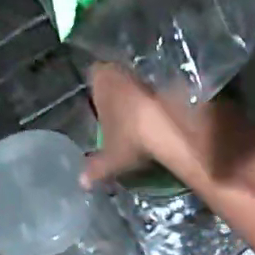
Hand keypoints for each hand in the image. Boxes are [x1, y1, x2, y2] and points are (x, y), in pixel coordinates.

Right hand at [80, 63, 254, 194]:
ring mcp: (164, 62)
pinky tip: (182, 112)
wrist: (189, 127)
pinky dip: (179, 92)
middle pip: (126, 71)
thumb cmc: (142, 139)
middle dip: (129, 87)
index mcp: (106, 77)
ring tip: (156, 113)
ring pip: (153, 71)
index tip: (110, 110)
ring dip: (154, 87)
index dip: (103, 94)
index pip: (97, 76)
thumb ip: (99, 168)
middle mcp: (133, 60)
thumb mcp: (116, 160)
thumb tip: (81, 182)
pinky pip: (178, 77)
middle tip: (132, 112)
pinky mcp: (191, 69)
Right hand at [80, 64, 198, 187]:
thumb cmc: (130, 139)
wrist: (172, 132)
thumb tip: (82, 183)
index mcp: (101, 78)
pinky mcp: (172, 86)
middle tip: (117, 124)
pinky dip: (156, 110)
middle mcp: (123, 71)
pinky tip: (157, 129)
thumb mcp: (110, 160)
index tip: (99, 112)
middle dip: (117, 100)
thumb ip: (94, 170)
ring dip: (137, 105)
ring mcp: (149, 77)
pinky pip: (157, 98)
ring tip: (138, 129)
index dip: (96, 95)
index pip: (93, 78)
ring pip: (137, 89)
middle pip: (116, 84)